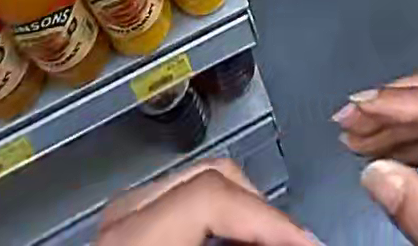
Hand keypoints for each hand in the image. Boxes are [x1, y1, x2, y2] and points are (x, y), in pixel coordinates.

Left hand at [96, 157, 317, 245]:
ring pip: (202, 188)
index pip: (213, 194)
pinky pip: (184, 208)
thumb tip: (293, 244)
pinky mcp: (128, 232)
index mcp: (135, 236)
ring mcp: (124, 219)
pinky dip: (218, 227)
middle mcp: (126, 214)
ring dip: (244, 219)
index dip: (271, 221)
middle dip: (264, 216)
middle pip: (214, 178)